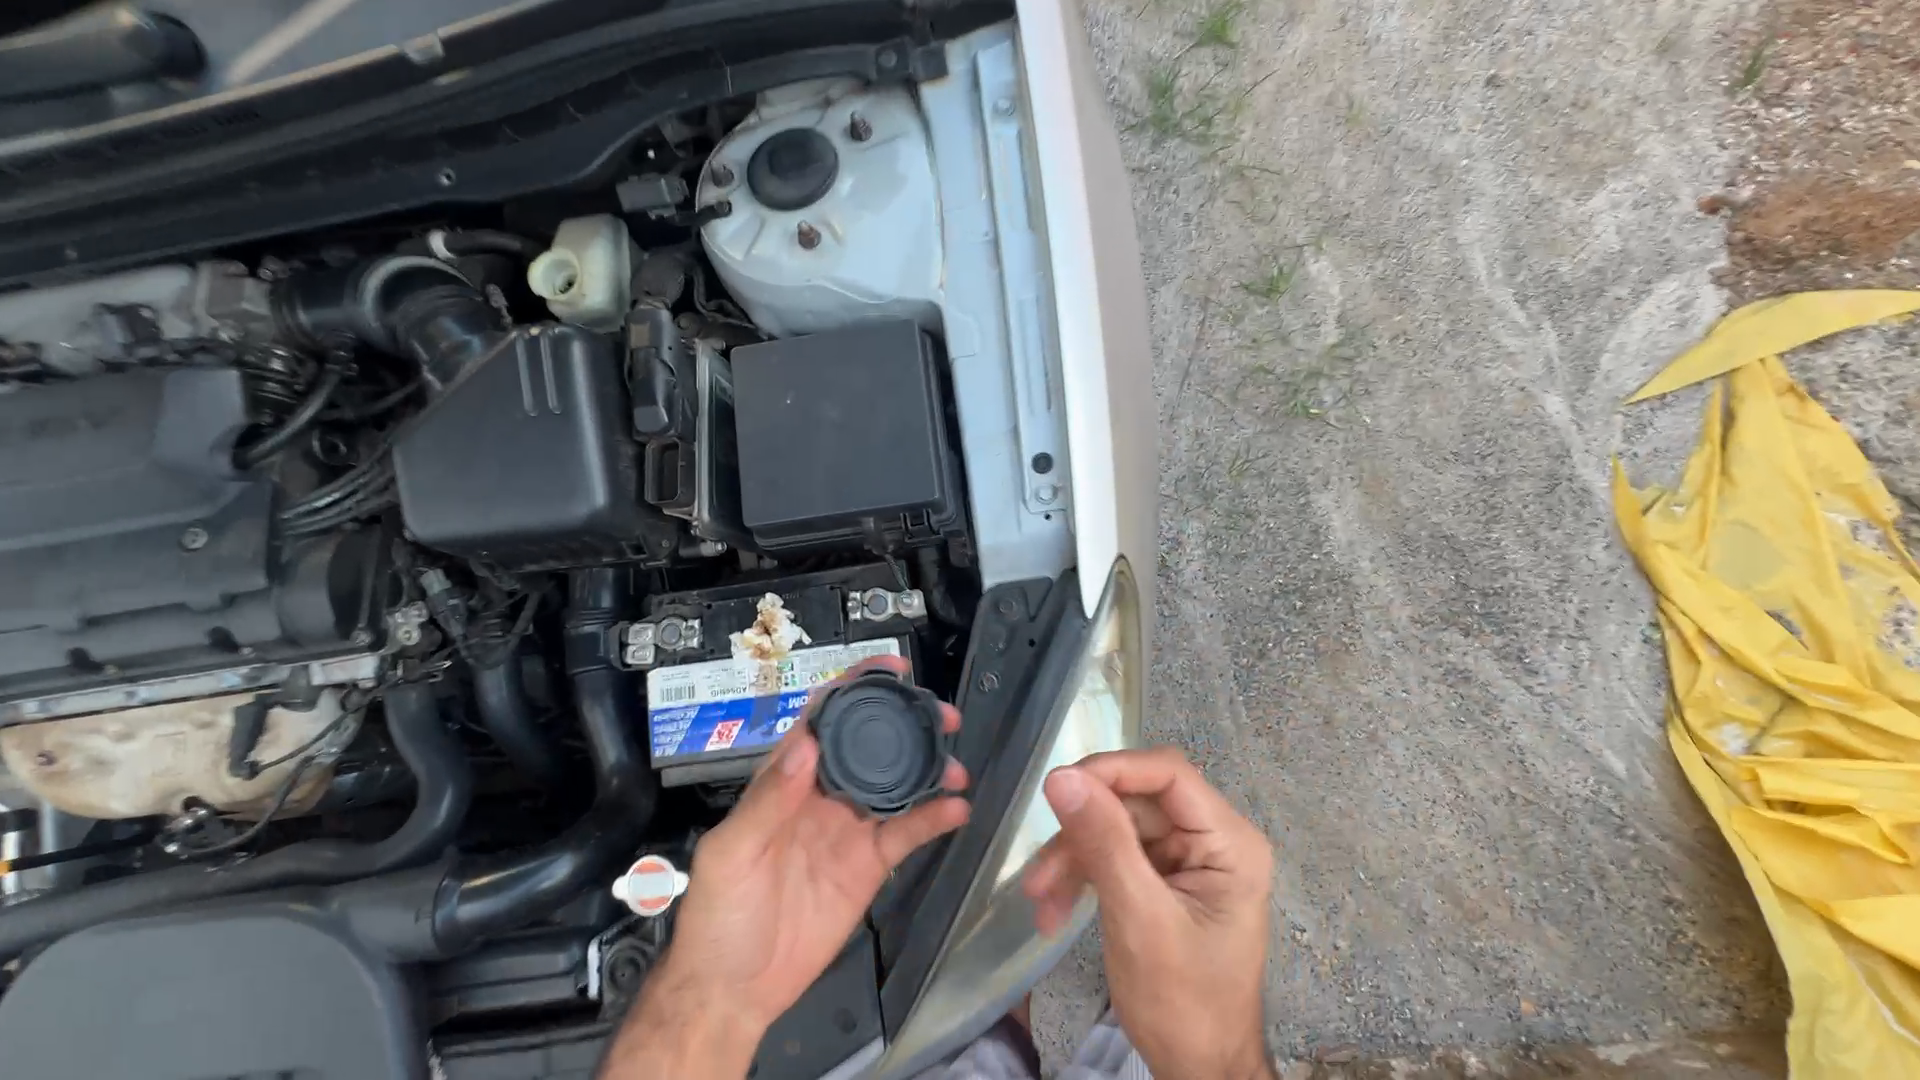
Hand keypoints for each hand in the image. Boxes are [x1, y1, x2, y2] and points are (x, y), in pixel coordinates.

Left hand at [601, 657, 969, 1079]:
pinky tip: (957, 808)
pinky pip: (906, 834)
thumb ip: (768, 801)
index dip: (855, 688)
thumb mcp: (731, 853)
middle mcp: (821, 795)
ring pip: (896, 784)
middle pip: (869, 746)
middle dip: (904, 723)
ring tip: (955, 764)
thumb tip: (807, 744)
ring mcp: (848, 828)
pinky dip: (934, 818)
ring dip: (928, 769)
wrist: (734, 990)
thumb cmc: (717, 918)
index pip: (823, 720)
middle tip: (939, 714)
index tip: (888, 670)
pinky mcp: (869, 864)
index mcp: (784, 780)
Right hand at [1022, 748, 1275, 1079]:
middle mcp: (1211, 840)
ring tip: (1038, 900)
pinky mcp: (1162, 878)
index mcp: (1229, 842)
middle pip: (1134, 802)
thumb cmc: (1183, 1003)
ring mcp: (1185, 859)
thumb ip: (1103, 843)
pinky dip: (1081, 878)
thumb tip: (1061, 776)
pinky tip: (1053, 911)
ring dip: (1073, 860)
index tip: (1058, 787)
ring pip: (1115, 828)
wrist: (1197, 1072)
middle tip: (1038, 870)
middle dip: (1082, 832)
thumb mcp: (1138, 919)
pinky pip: (1113, 855)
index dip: (1112, 771)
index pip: (1168, 774)